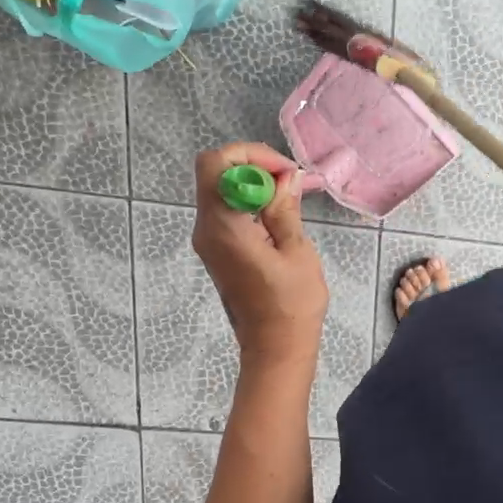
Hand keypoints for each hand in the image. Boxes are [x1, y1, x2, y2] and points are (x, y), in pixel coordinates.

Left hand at [192, 143, 327, 370]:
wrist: (275, 347)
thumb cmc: (292, 304)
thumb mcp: (297, 252)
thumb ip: (285, 209)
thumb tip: (285, 177)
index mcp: (224, 226)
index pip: (217, 165)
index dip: (250, 155)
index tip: (285, 171)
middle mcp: (206, 229)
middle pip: (215, 174)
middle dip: (252, 167)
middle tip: (289, 182)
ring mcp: (207, 241)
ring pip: (220, 192)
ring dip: (252, 186)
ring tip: (289, 200)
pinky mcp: (216, 252)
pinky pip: (226, 213)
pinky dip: (248, 205)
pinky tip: (277, 219)